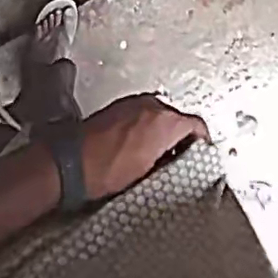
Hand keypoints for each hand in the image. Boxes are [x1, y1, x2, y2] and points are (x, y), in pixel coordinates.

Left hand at [76, 94, 209, 200]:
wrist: (74, 162)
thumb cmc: (108, 170)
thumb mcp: (151, 175)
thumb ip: (172, 160)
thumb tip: (180, 161)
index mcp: (166, 121)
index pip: (197, 125)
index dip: (202, 141)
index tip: (203, 153)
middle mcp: (152, 105)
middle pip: (179, 118)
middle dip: (182, 137)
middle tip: (182, 160)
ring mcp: (134, 103)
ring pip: (160, 115)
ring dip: (164, 131)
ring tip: (159, 156)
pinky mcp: (119, 106)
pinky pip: (143, 113)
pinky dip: (147, 126)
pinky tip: (140, 147)